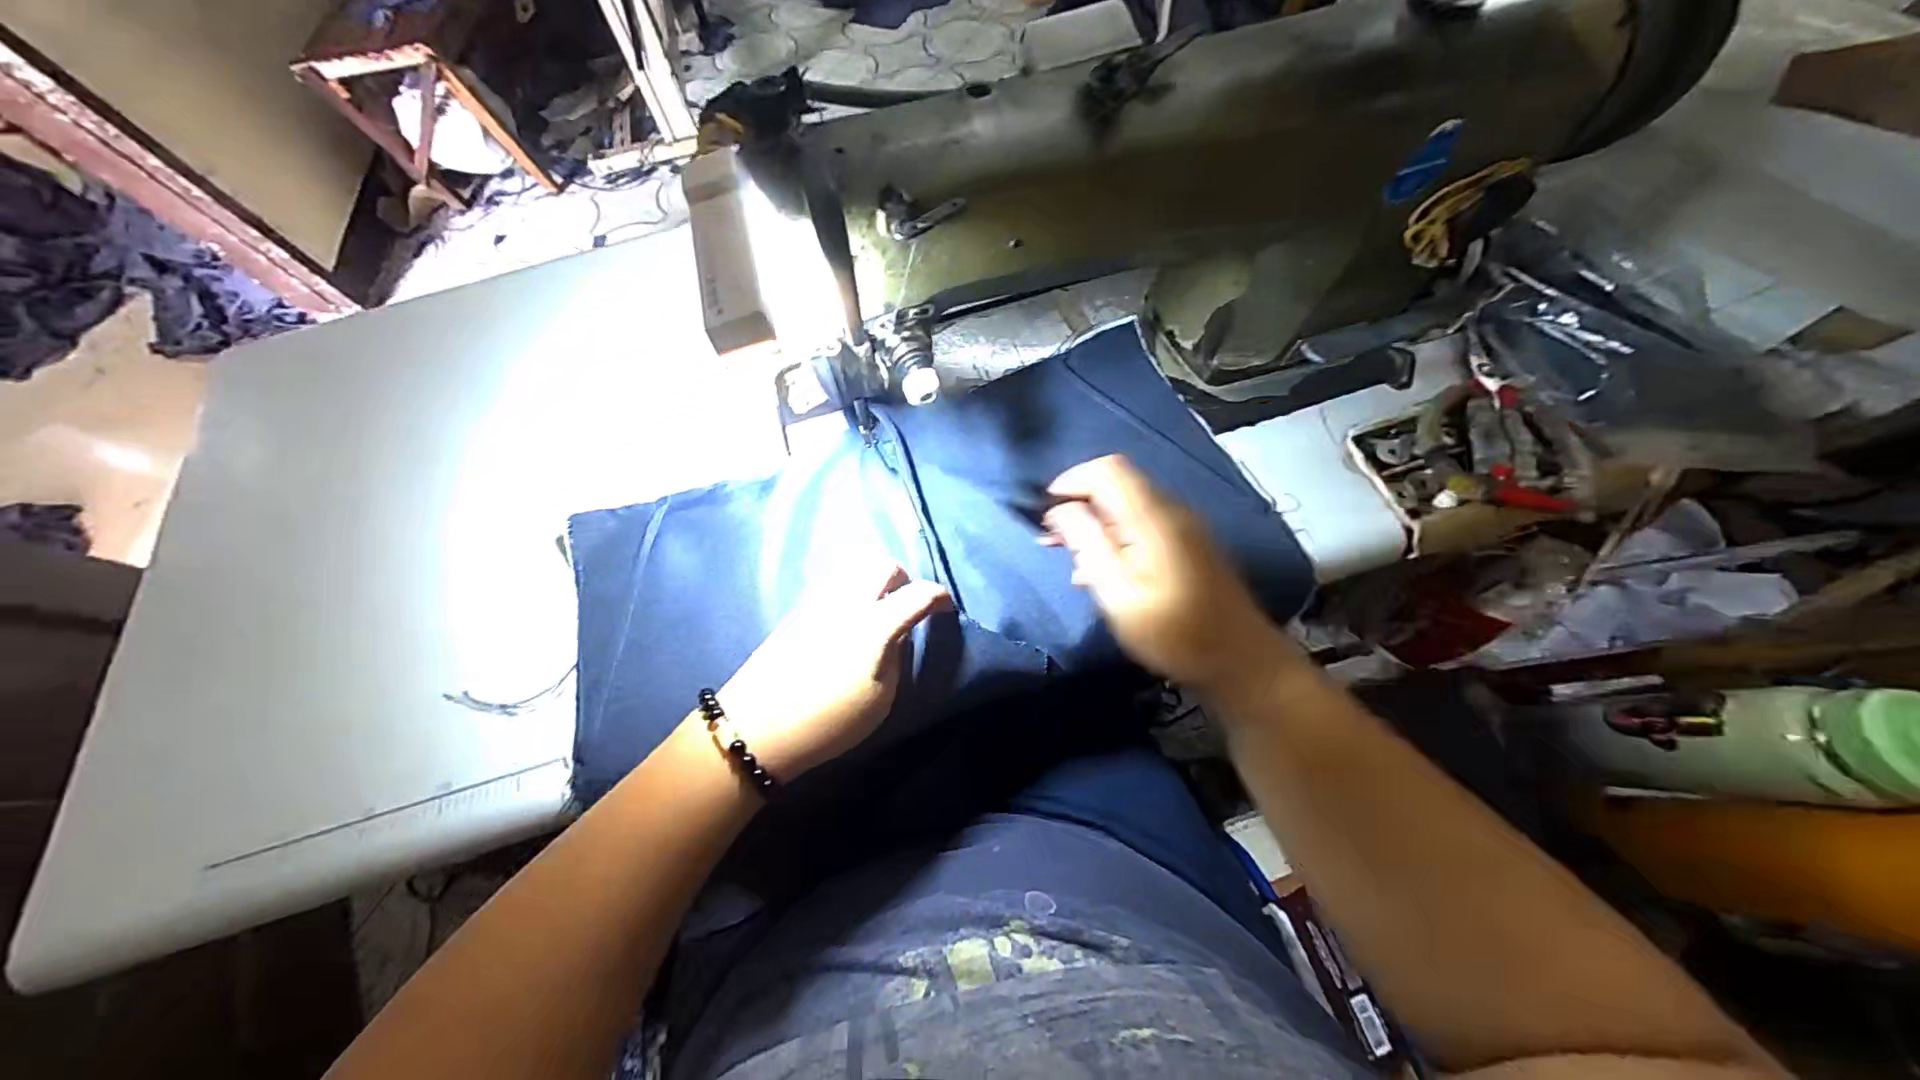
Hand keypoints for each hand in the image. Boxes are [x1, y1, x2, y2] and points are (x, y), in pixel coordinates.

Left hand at [714, 562, 951, 781]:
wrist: (758, 727)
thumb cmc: (828, 720)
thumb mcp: (880, 699)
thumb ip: (895, 656)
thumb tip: (896, 632)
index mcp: (874, 626)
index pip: (918, 594)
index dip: (939, 597)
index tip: (945, 608)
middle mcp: (847, 603)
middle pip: (883, 564)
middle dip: (903, 578)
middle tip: (905, 604)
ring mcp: (818, 602)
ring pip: (853, 567)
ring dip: (873, 579)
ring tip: (876, 608)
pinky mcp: (798, 610)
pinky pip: (833, 583)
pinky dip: (850, 589)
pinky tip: (848, 617)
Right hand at [1043, 455, 1291, 692]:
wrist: (1242, 661)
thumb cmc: (1174, 634)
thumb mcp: (1119, 594)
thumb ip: (1088, 545)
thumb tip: (1061, 510)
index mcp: (1154, 519)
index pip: (1108, 470)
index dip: (1072, 480)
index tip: (1046, 510)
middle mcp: (1172, 512)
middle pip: (1119, 485)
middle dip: (1080, 504)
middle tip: (1052, 539)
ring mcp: (1185, 528)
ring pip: (1129, 506)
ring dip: (1096, 523)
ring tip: (1072, 558)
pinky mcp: (1190, 545)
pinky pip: (1144, 525)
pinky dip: (1117, 536)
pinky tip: (1104, 570)